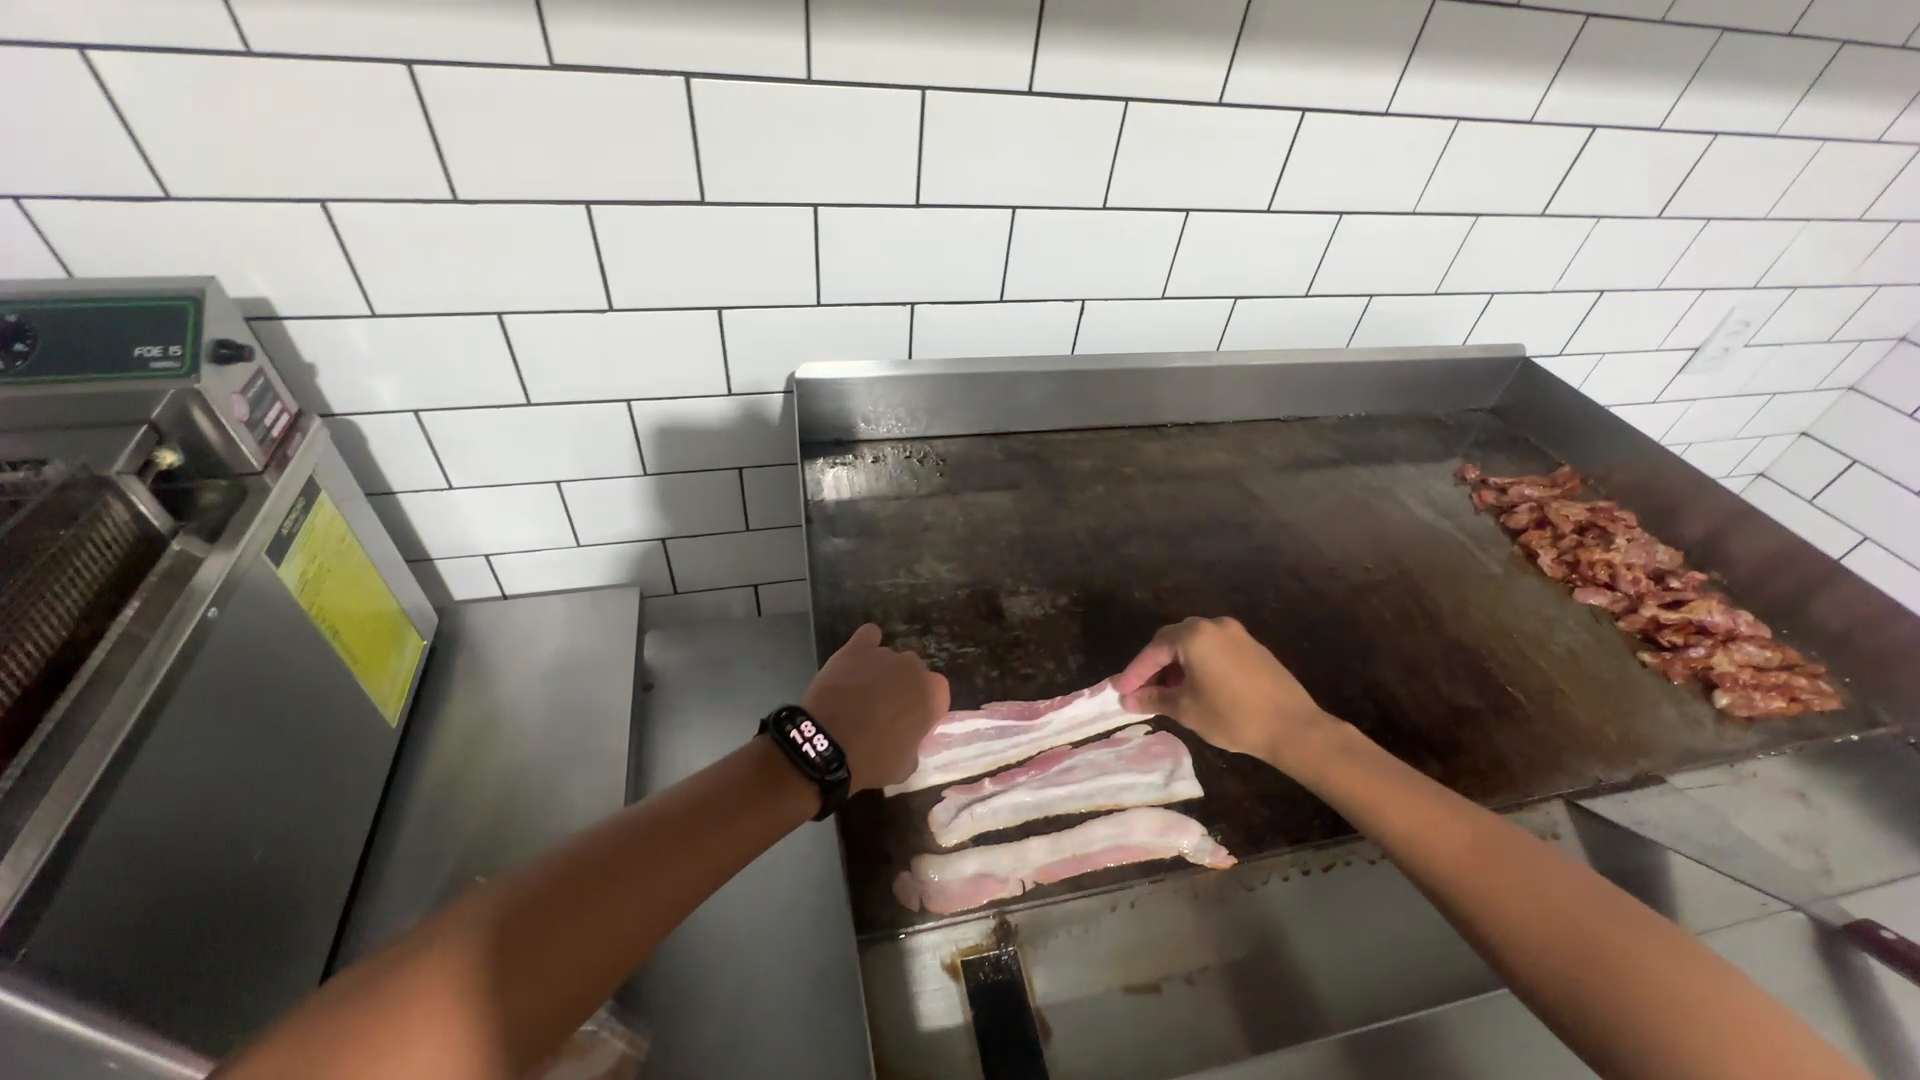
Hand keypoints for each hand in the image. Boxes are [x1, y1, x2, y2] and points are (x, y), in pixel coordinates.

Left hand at [802, 624, 949, 792]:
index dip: (922, 710)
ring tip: (859, 693)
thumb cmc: (872, 760)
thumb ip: (915, 743)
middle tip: (883, 710)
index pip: (937, 695)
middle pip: (914, 673)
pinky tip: (857, 661)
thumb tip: (907, 737)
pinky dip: (866, 645)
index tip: (908, 724)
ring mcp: (885, 653)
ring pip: (890, 659)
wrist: (825, 746)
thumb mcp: (906, 765)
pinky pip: (869, 636)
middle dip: (903, 688)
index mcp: (934, 694)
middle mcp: (914, 667)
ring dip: (881, 672)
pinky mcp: (856, 648)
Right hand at [1113, 616, 1340, 768]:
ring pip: (1194, 644)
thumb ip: (1153, 699)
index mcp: (1194, 636)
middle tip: (1141, 690)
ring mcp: (1237, 634)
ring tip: (1167, 692)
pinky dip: (1198, 664)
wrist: (1292, 727)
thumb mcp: (1186, 709)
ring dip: (1176, 664)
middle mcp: (1214, 626)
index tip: (1120, 691)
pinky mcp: (1253, 647)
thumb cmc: (1232, 716)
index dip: (1134, 672)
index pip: (1153, 650)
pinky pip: (1214, 649)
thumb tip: (1129, 699)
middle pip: (1172, 640)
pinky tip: (1195, 687)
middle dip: (1154, 665)